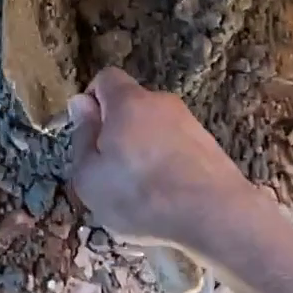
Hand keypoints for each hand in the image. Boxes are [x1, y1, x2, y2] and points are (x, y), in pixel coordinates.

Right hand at [67, 67, 258, 251]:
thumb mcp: (89, 177)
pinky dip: (165, 166)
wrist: (212, 213)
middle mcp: (160, 102)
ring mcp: (189, 122)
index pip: (105, 79)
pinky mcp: (208, 145)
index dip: (91, 102)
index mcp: (127, 102)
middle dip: (117, 133)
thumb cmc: (139, 195)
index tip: (87, 136)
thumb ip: (81, 137)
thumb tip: (80, 104)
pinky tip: (165, 196)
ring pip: (154, 130)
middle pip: (131, 108)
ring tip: (140, 192)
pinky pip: (175, 149)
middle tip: (110, 173)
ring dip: (142, 152)